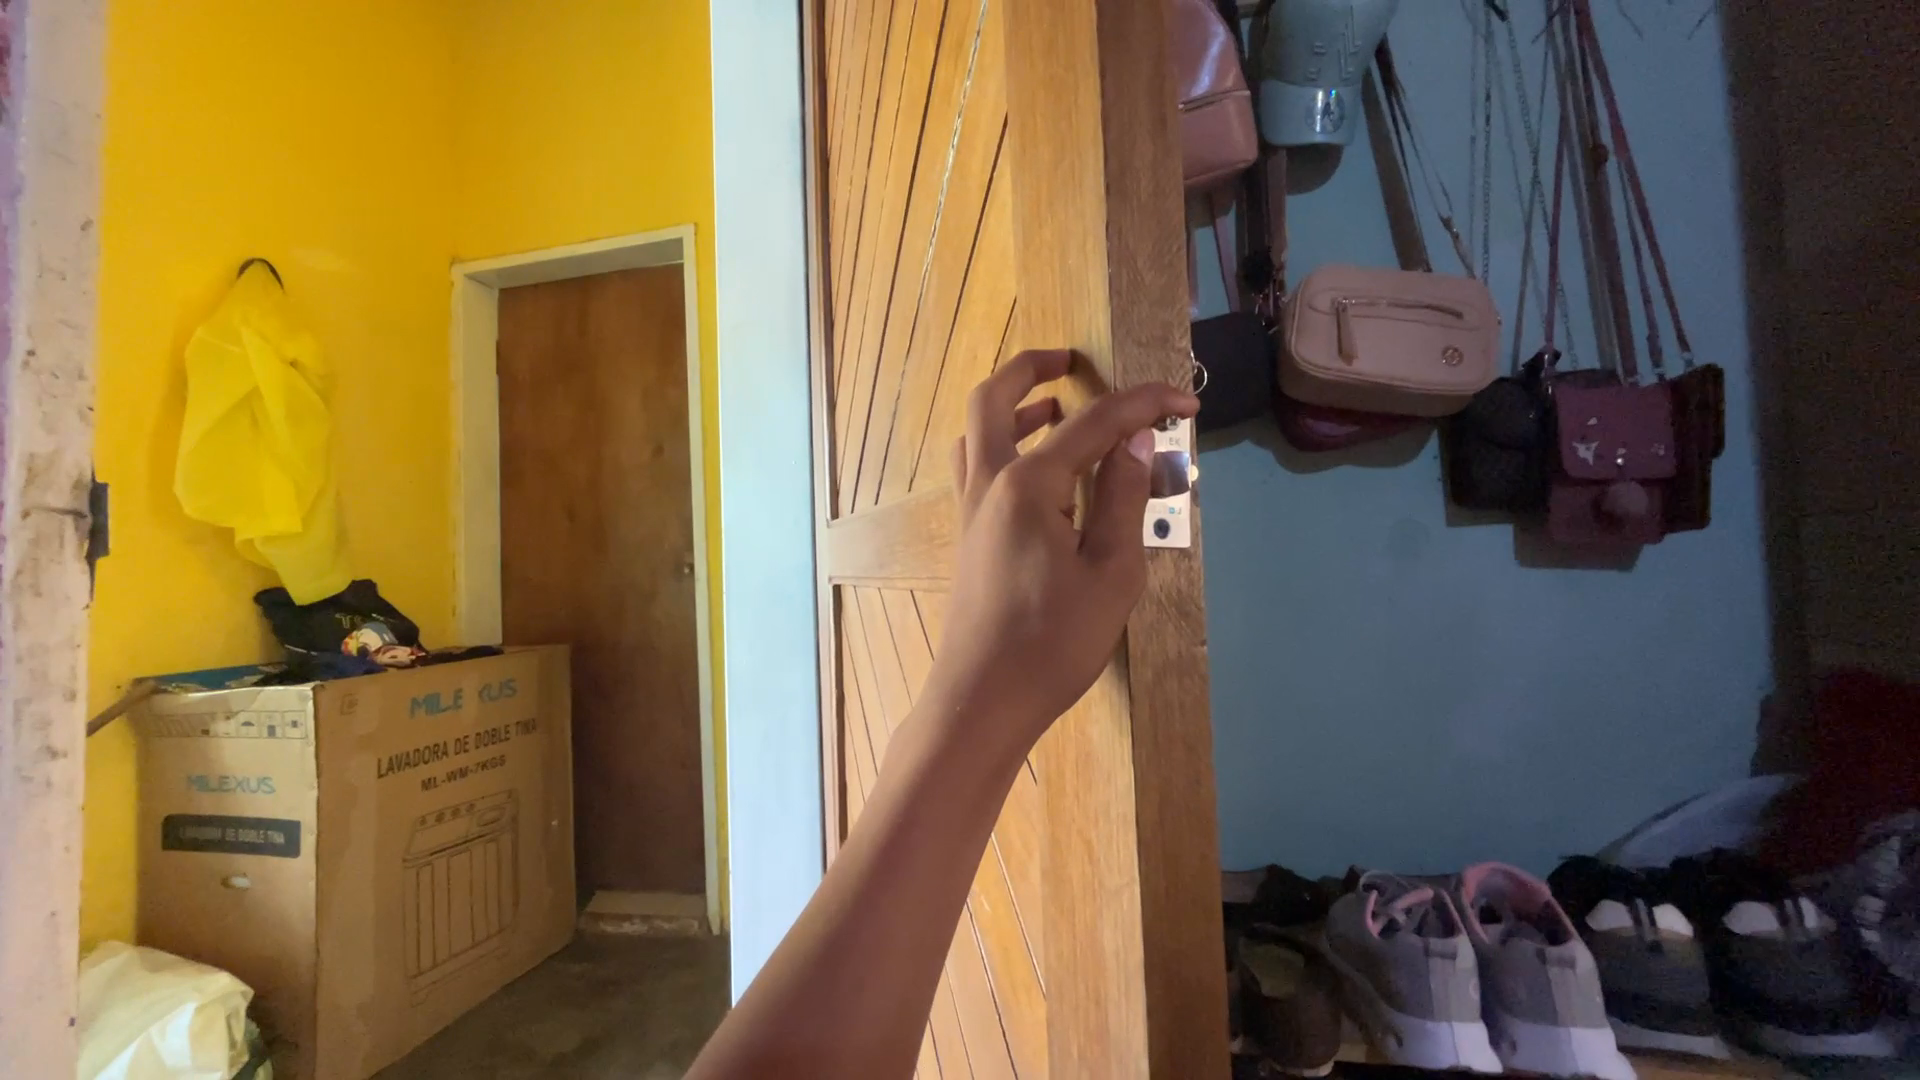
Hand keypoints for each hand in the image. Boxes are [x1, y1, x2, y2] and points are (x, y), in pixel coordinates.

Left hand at [918, 349, 1199, 762]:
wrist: (984, 697)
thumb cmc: (1054, 641)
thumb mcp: (1112, 572)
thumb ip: (1124, 497)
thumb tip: (1137, 439)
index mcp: (1028, 484)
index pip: (1093, 422)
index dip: (1145, 404)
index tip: (1187, 404)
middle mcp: (989, 483)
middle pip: (993, 397)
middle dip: (1032, 368)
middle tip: (1071, 361)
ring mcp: (970, 509)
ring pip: (976, 431)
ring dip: (1012, 406)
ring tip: (1055, 409)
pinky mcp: (967, 535)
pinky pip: (976, 466)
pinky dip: (1001, 445)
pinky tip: (1037, 472)